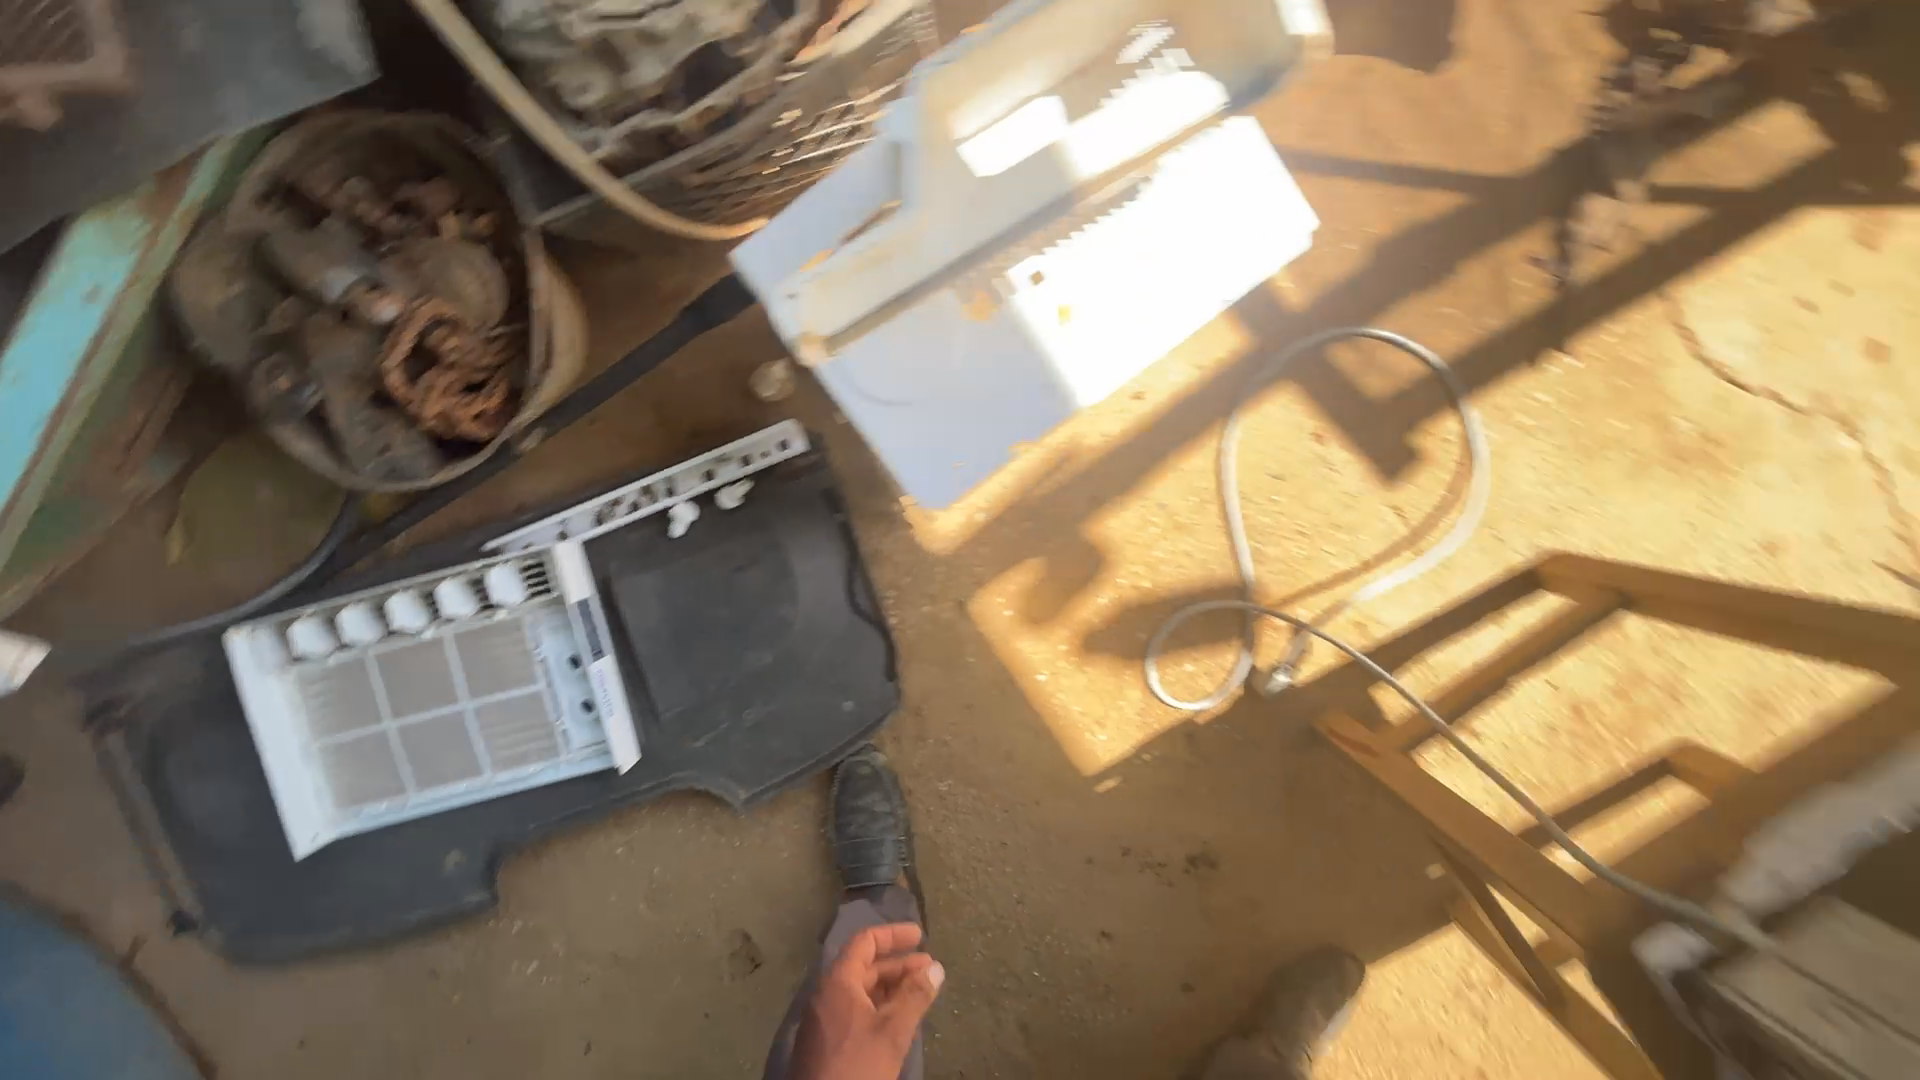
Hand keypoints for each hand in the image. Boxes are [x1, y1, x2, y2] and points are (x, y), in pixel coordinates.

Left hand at [791, 923, 943, 1079]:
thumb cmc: (856, 1067)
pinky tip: (898, 1019)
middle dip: (898, 965)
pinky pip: (855, 1011)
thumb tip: (936, 968)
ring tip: (919, 991)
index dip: (893, 935)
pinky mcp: (826, 1042)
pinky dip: (879, 1007)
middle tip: (928, 968)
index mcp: (838, 982)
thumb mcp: (891, 1032)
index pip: (865, 942)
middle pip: (864, 967)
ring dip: (890, 988)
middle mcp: (827, 994)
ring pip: (860, 992)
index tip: (920, 936)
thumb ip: (914, 997)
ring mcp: (824, 1019)